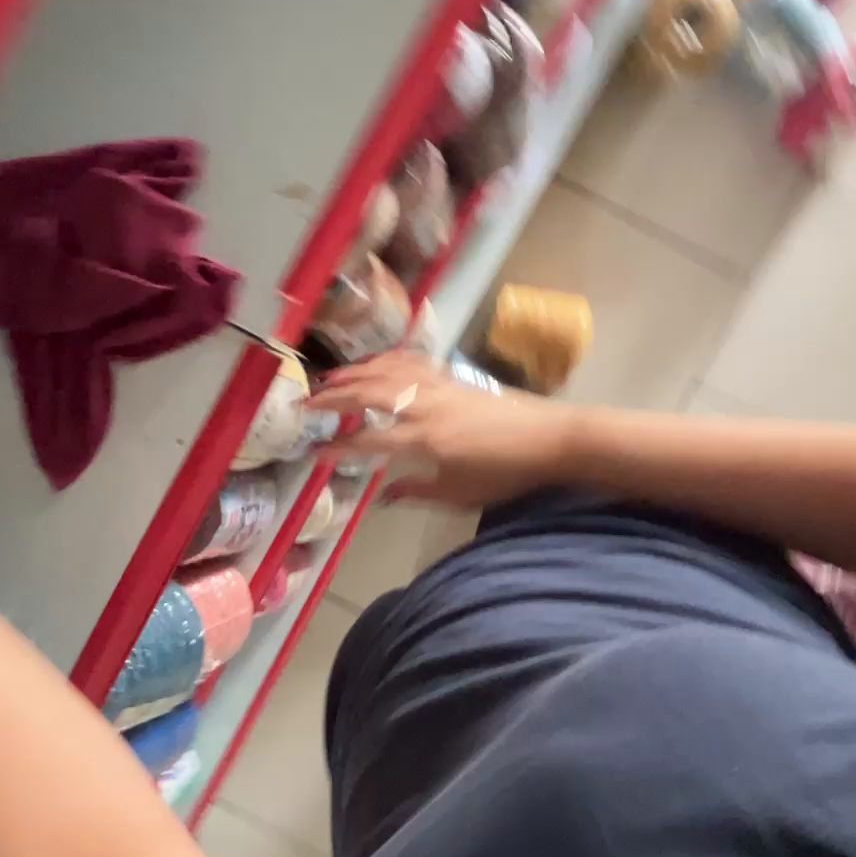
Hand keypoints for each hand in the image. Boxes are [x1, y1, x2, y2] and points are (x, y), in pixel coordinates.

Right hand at [308, 353, 577, 506]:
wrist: (550, 438)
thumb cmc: (505, 474)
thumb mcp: (459, 493)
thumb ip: (417, 491)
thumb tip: (383, 495)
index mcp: (425, 440)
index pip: (369, 440)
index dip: (337, 447)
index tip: (313, 452)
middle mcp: (426, 407)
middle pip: (369, 394)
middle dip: (333, 398)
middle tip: (305, 404)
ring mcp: (440, 387)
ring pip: (387, 372)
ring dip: (354, 374)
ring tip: (328, 380)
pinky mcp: (453, 378)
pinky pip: (411, 363)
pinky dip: (387, 361)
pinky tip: (374, 364)